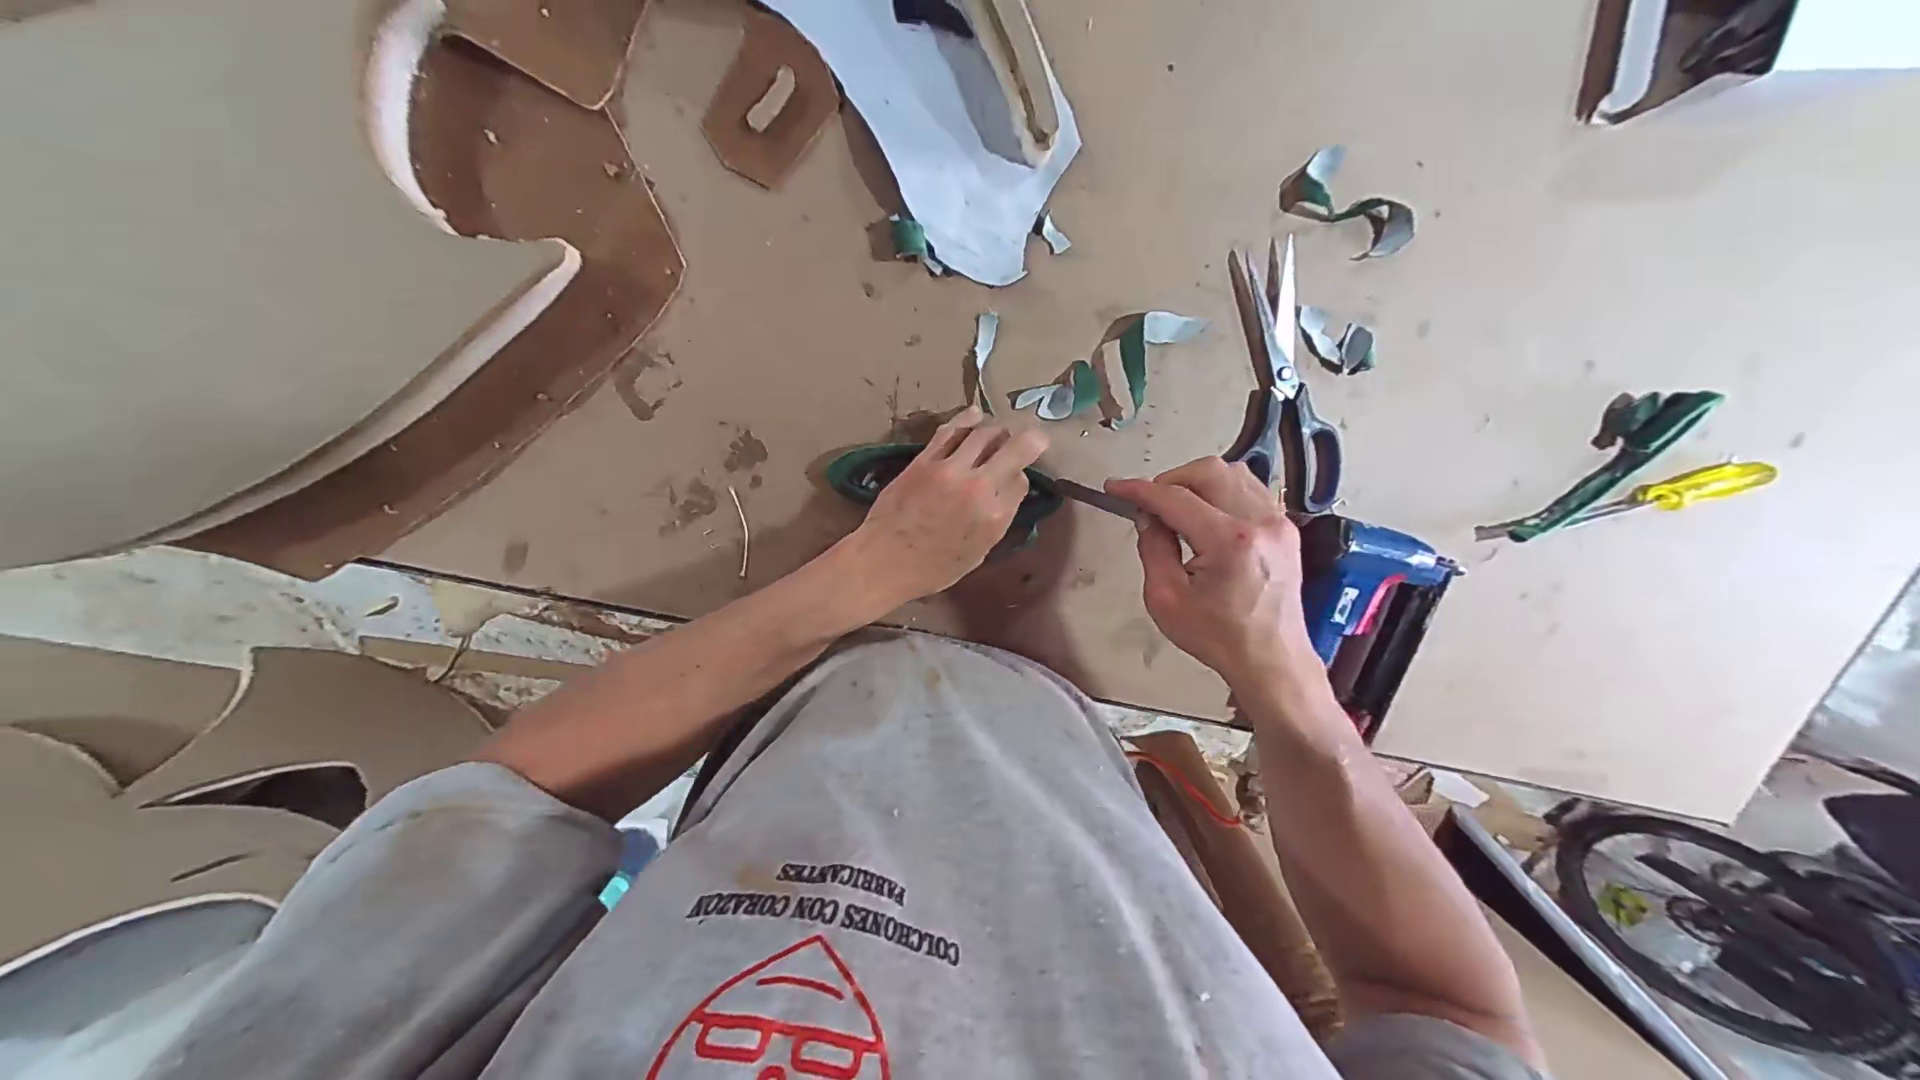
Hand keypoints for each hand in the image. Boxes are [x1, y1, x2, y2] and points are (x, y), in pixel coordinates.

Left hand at [849, 407, 1048, 608]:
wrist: (884, 561)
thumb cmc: (932, 569)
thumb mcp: (977, 554)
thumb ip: (996, 522)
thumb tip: (1004, 497)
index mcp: (994, 517)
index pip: (1021, 481)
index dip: (1020, 477)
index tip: (1014, 478)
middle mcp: (978, 487)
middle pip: (1016, 448)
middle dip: (1030, 439)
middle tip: (1034, 435)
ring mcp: (950, 470)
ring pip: (985, 433)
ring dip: (999, 428)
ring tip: (1001, 428)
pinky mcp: (925, 460)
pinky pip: (951, 431)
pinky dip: (967, 419)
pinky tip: (975, 415)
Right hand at [1107, 458, 1319, 687]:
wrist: (1271, 659)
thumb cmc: (1220, 637)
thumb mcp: (1166, 599)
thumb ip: (1153, 548)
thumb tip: (1149, 517)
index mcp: (1230, 542)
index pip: (1175, 497)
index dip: (1139, 490)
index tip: (1116, 487)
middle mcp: (1260, 523)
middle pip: (1207, 472)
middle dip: (1170, 481)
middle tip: (1151, 506)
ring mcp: (1278, 522)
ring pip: (1232, 473)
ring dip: (1196, 484)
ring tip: (1177, 512)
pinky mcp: (1284, 528)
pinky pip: (1249, 489)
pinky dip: (1221, 492)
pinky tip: (1205, 516)